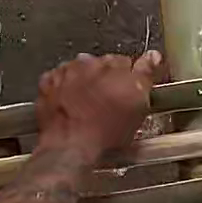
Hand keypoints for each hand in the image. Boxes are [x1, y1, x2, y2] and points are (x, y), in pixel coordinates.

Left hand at [35, 51, 161, 162]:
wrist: (70, 146)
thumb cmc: (108, 130)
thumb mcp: (139, 106)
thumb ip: (146, 74)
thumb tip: (154, 56)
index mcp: (114, 64)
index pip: (129, 62)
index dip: (132, 78)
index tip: (133, 91)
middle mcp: (89, 62)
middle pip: (103, 65)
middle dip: (108, 78)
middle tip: (112, 102)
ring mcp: (65, 72)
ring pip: (81, 70)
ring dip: (86, 82)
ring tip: (89, 105)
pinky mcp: (47, 85)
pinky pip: (59, 80)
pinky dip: (65, 89)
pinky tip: (70, 105)